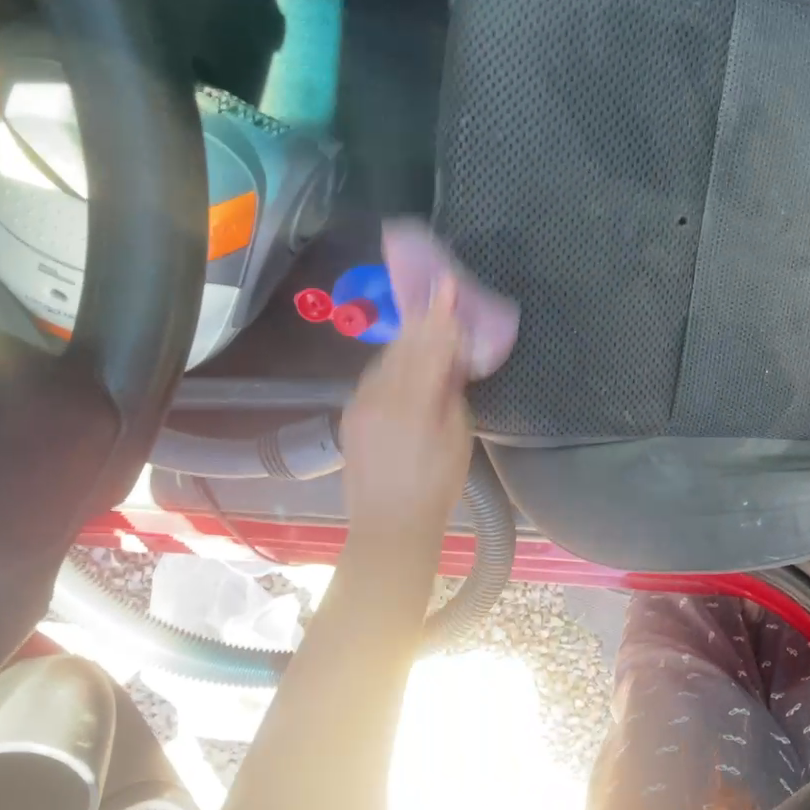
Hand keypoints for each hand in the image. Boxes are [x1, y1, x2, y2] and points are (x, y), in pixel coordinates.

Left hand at [340, 281, 473, 553]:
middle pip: (405, 346)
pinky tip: (410, 364)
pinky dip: (396, 364)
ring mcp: (360, 403)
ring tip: (430, 327)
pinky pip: (377, 377)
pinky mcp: (352, 414)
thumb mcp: (457, 435)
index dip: (440, 314)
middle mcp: (378, 395)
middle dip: (425, 322)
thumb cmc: (437, 484)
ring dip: (410, 341)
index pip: (429, 345)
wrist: (390, 525)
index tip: (447, 284)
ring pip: (388, 360)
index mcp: (411, 401)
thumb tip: (450, 359)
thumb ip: (450, 391)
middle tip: (442, 298)